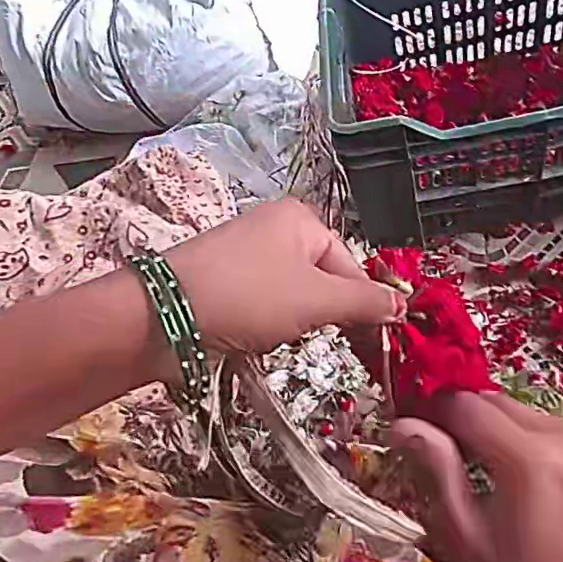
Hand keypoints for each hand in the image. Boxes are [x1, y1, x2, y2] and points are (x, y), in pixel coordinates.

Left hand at [162, 198, 402, 358]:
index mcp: (301, 220)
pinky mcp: (225, 280)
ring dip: (296, 321)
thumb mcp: (317, 299)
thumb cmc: (248, 297)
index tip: (370, 341)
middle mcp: (275, 229)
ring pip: (295, 295)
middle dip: (325, 313)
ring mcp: (246, 254)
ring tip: (278, 335)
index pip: (352, 266)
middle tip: (317, 337)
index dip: (363, 304)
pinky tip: (256, 335)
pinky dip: (268, 322)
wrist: (160, 316)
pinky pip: (265, 302)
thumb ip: (366, 302)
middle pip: (324, 279)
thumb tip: (402, 305)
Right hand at [391, 393, 562, 561]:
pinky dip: (522, 437)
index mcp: (529, 460)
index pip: (466, 406)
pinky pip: (546, 425)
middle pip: (494, 400)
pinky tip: (515, 473)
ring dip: (491, 425)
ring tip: (475, 463)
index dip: (432, 407)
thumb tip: (404, 426)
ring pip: (519, 410)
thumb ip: (439, 471)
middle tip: (435, 441)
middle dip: (460, 414)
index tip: (410, 419)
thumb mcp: (470, 539)